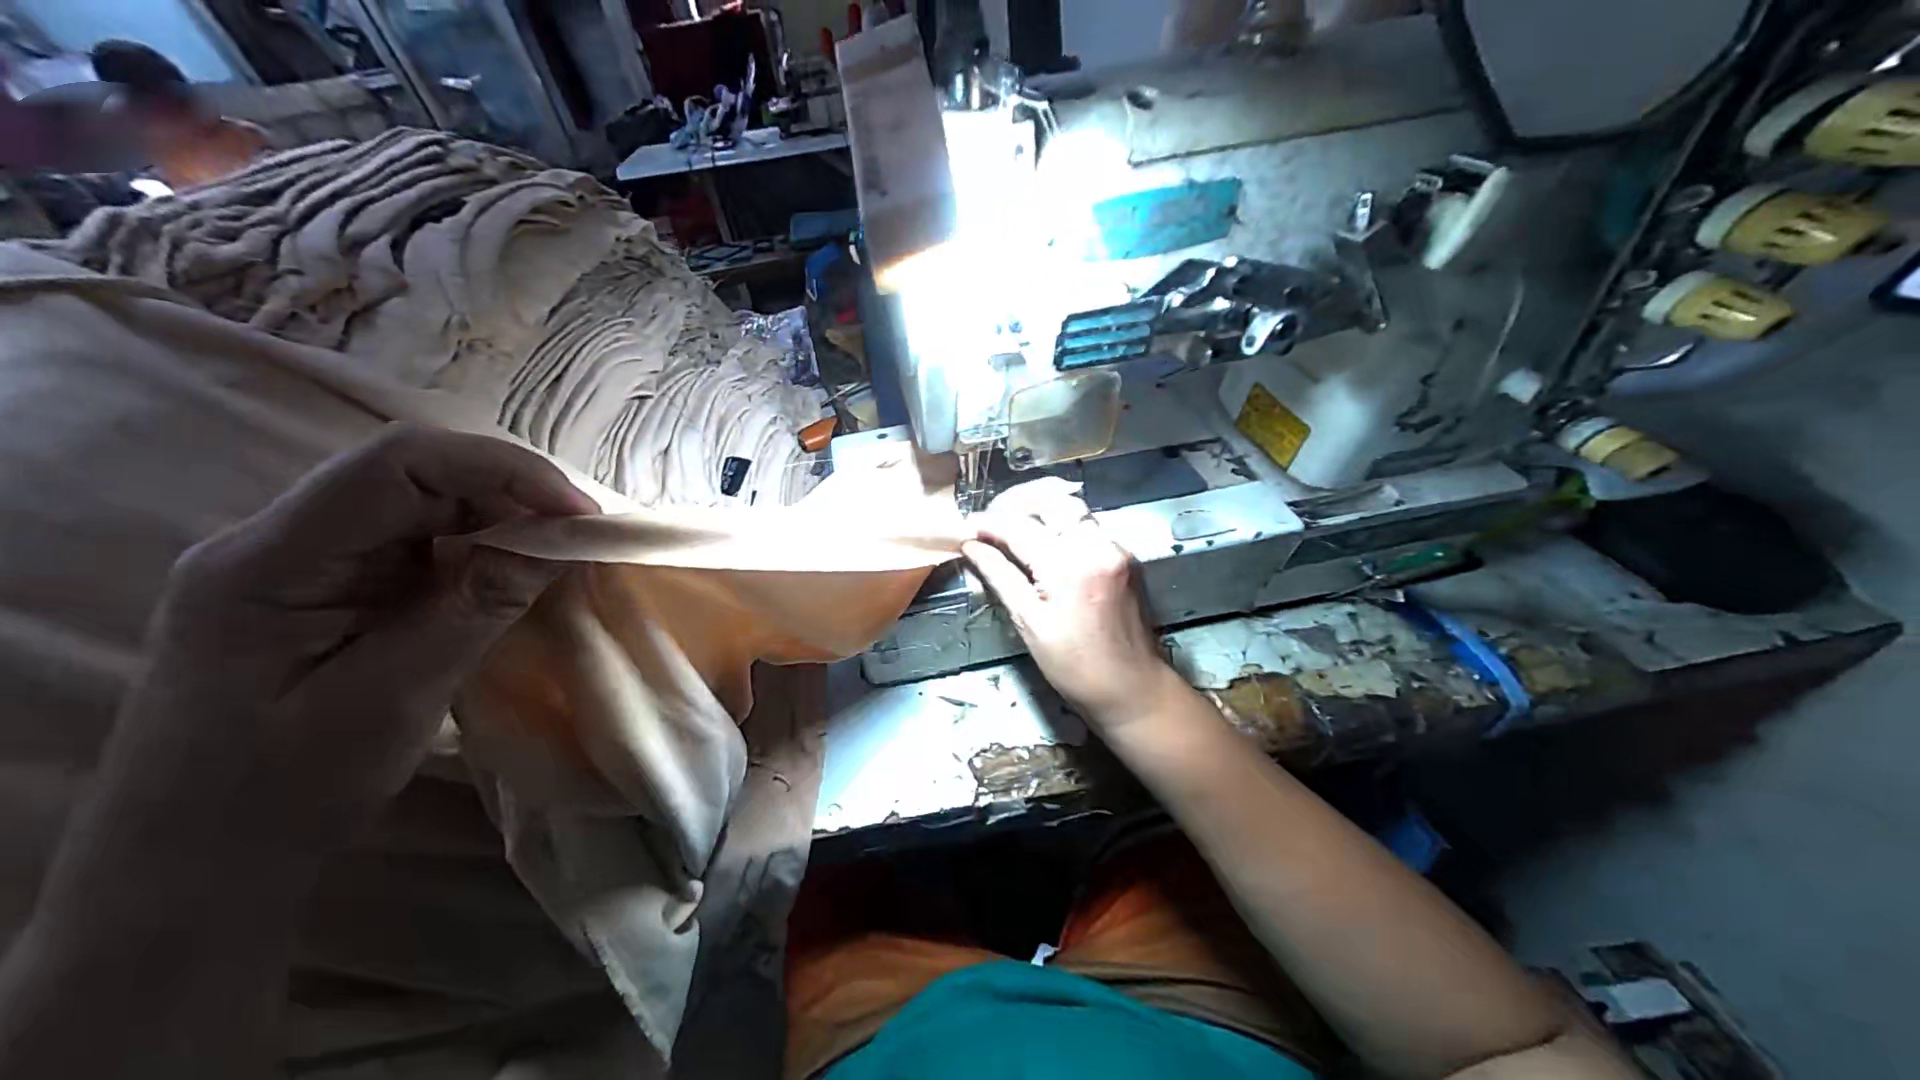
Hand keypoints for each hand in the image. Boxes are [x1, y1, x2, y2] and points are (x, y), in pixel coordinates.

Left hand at [95, 425, 594, 861]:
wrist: (192, 866)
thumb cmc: (278, 795)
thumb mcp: (392, 700)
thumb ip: (475, 610)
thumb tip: (561, 544)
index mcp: (269, 561)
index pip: (396, 465)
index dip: (502, 469)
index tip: (580, 512)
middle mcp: (282, 541)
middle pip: (415, 476)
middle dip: (513, 496)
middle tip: (585, 541)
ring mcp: (308, 563)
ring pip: (425, 507)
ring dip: (504, 524)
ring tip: (561, 560)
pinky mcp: (334, 588)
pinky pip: (422, 545)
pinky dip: (483, 553)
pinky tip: (516, 580)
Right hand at [961, 479, 1179, 729]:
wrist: (1133, 688)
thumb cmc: (1074, 666)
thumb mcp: (1029, 623)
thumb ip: (1001, 576)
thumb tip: (972, 547)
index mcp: (1069, 566)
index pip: (1020, 527)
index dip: (990, 524)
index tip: (968, 527)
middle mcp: (1097, 546)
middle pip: (1051, 504)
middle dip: (1018, 508)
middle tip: (993, 526)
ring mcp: (1117, 549)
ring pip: (1073, 512)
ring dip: (1043, 516)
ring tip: (1016, 534)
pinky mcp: (1127, 557)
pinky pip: (1090, 529)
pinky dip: (1065, 530)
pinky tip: (1048, 548)